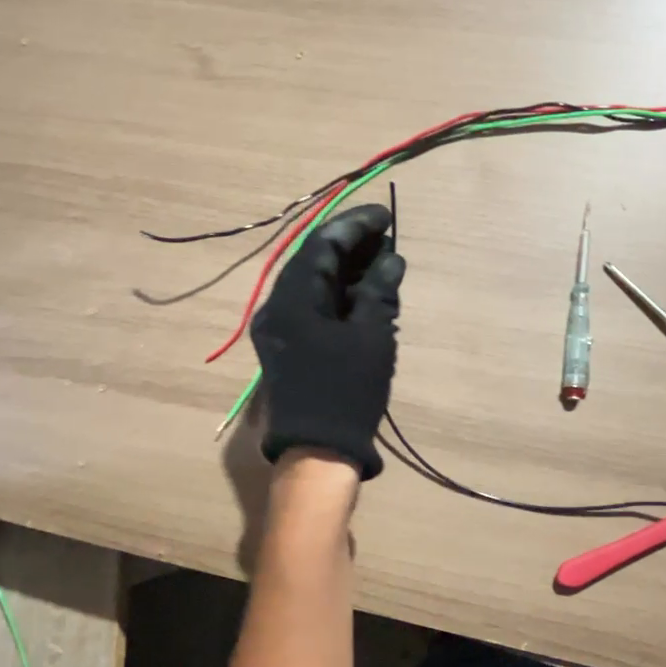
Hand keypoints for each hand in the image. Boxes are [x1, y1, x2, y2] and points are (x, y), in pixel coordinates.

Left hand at [250, 204, 405, 479]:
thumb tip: (390, 258)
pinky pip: (311, 309)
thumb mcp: (372, 336)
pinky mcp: (286, 349)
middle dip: (351, 246)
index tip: (386, 215)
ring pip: (312, 286)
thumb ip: (379, 290)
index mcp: (292, 297)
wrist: (316, 451)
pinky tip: (366, 294)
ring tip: (383, 263)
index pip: (322, 243)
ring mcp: (277, 330)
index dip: (356, 225)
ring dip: (346, 272)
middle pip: (313, 261)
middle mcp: (276, 307)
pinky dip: (338, 297)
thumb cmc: (346, 390)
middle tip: (387, 238)